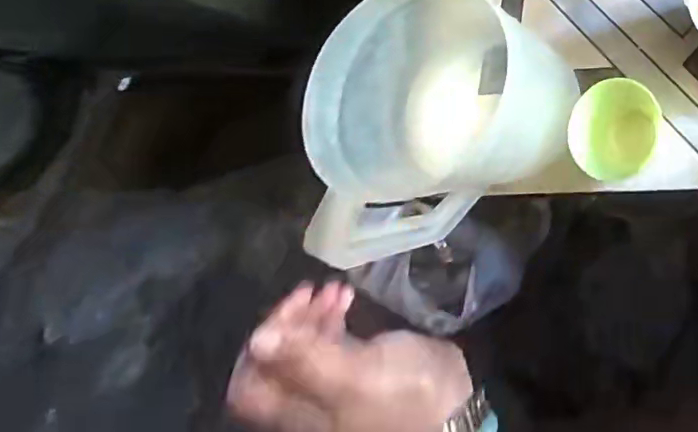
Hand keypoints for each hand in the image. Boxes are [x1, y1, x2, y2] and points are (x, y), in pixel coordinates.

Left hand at [227, 281, 474, 431]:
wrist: (448, 404)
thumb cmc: (400, 389)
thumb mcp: (353, 373)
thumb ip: (305, 359)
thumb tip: (257, 338)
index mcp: (295, 410)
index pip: (249, 382)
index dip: (262, 342)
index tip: (294, 304)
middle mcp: (305, 401)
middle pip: (276, 364)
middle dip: (290, 323)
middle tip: (316, 288)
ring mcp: (332, 387)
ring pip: (302, 352)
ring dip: (312, 318)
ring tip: (336, 287)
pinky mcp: (359, 371)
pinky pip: (330, 345)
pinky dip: (333, 321)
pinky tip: (349, 300)